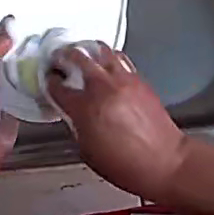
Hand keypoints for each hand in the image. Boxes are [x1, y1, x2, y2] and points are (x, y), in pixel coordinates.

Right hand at [46, 44, 190, 201]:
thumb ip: (75, 125)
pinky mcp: (139, 80)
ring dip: (87, 50)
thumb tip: (72, 114)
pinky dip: (109, 57)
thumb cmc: (128, 164)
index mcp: (84, 108)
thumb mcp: (87, 150)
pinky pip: (120, 59)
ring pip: (100, 51)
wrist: (164, 162)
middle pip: (77, 57)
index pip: (58, 86)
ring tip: (82, 52)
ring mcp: (122, 81)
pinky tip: (106, 62)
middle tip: (59, 58)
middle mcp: (102, 89)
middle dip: (64, 56)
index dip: (49, 81)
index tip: (49, 80)